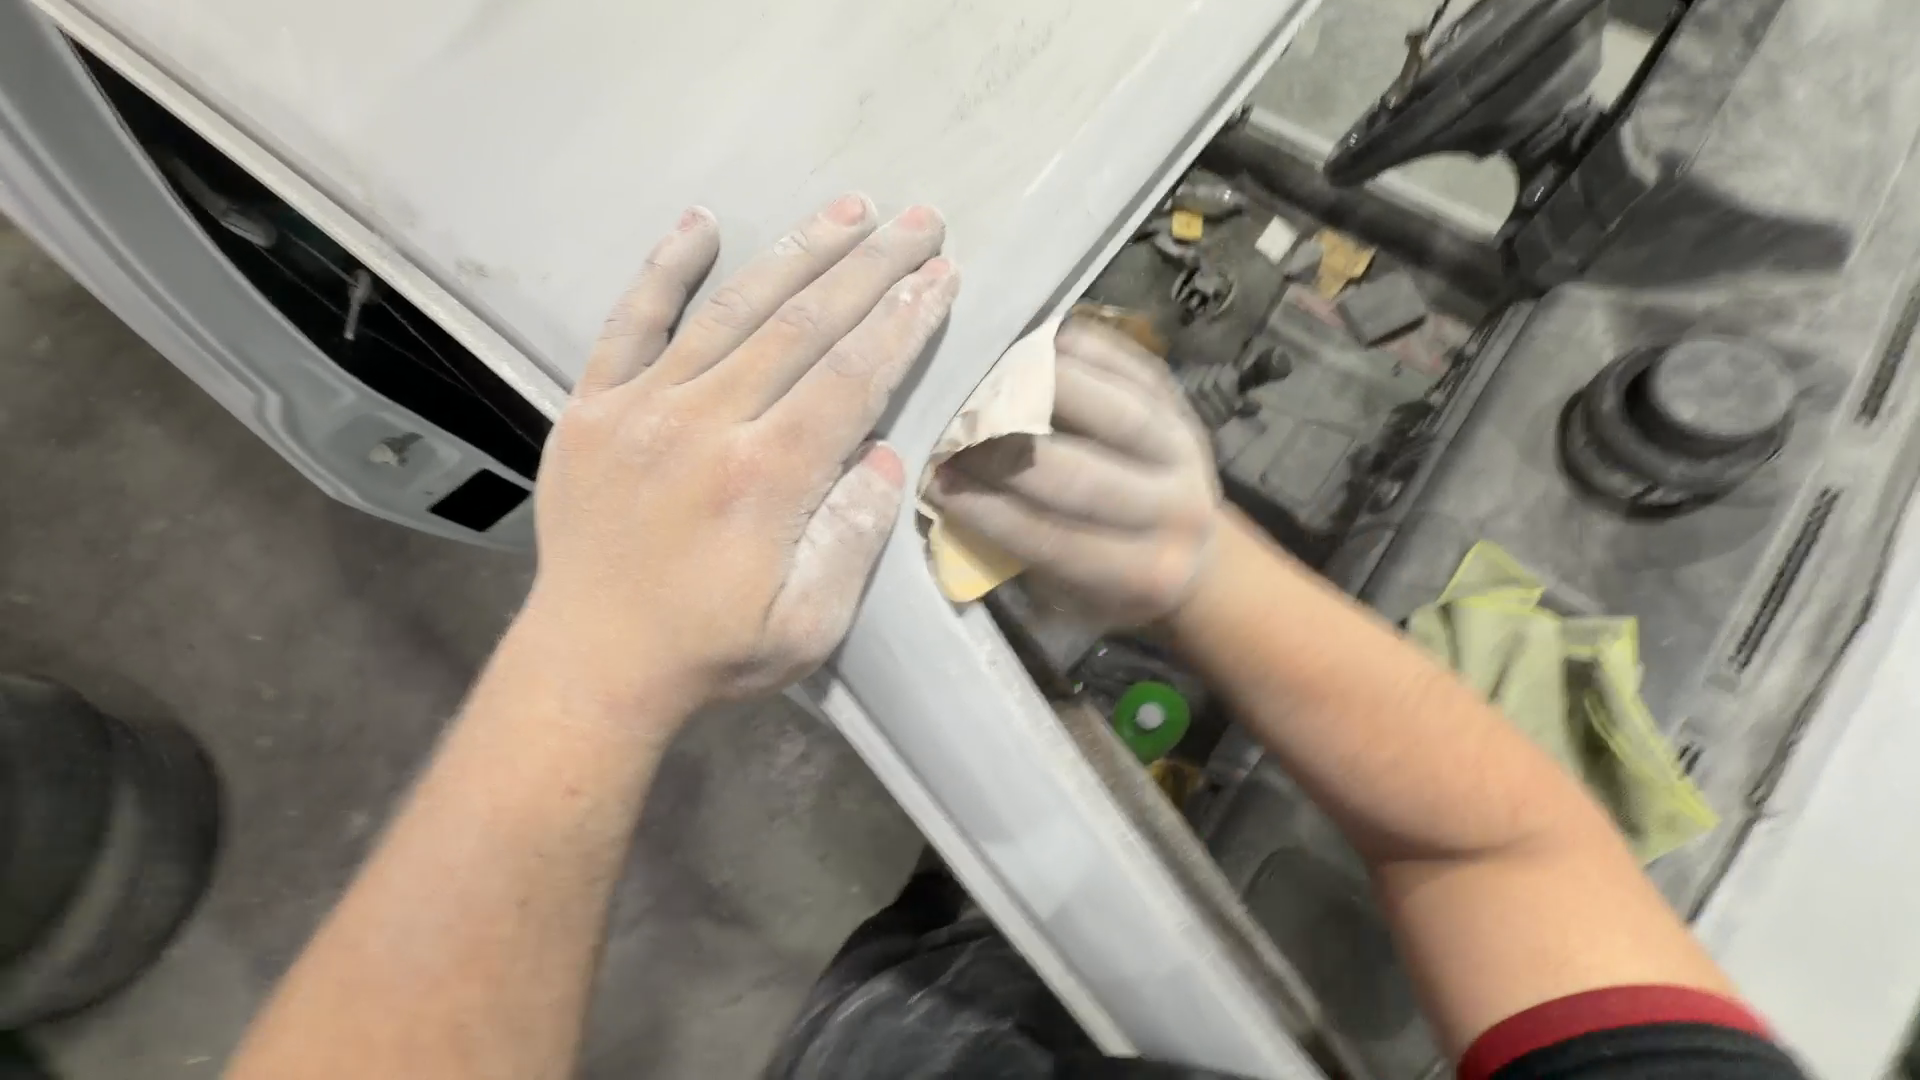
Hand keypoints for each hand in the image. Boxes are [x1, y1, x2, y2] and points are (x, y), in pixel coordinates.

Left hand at [522, 195, 958, 713]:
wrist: (592, 665)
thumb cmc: (713, 652)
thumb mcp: (810, 625)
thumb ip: (853, 537)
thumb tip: (882, 455)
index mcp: (765, 479)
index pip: (851, 376)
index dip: (903, 320)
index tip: (940, 275)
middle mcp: (705, 424)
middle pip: (803, 325)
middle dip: (871, 268)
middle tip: (920, 222)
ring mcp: (641, 407)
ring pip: (732, 309)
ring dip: (798, 252)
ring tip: (849, 209)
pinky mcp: (593, 408)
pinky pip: (630, 321)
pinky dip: (666, 269)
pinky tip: (703, 224)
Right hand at [928, 318, 1219, 625]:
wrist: (1196, 549)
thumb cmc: (1114, 582)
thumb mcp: (1071, 592)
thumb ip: (1021, 551)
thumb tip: (949, 493)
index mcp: (1142, 573)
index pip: (1052, 539)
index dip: (988, 511)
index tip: (934, 484)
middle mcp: (1174, 510)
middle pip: (1083, 475)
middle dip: (1007, 452)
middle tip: (951, 431)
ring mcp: (1184, 449)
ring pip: (1114, 409)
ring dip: (1043, 390)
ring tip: (984, 379)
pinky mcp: (1182, 404)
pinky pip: (1131, 366)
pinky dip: (1081, 350)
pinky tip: (1033, 343)